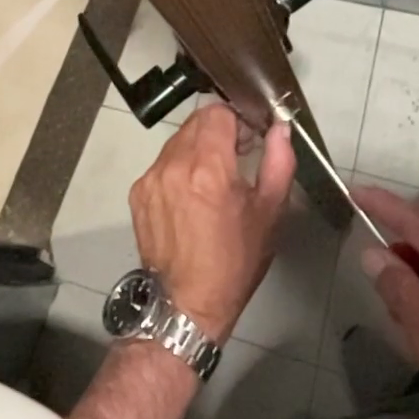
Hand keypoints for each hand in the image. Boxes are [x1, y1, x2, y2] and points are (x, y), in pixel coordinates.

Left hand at [129, 103, 294, 341]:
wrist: (185, 305)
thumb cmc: (235, 261)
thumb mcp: (269, 213)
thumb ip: (279, 161)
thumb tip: (280, 128)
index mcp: (208, 167)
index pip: (218, 113)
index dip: (238, 120)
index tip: (249, 139)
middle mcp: (174, 164)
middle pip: (197, 122)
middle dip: (219, 131)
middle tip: (236, 156)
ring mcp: (151, 177)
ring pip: (178, 141)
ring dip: (198, 148)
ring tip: (213, 180)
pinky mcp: (138, 192)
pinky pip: (163, 163)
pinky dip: (179, 168)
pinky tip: (191, 196)